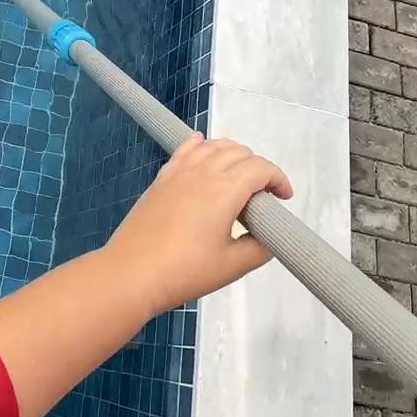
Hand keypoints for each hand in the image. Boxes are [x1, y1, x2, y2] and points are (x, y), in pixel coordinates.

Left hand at [106, 133, 292, 313]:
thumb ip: (259, 247)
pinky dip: (199, 145)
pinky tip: (201, 145)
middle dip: (258, 168)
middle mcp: (202, 172)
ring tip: (239, 177)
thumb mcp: (234, 265)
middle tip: (262, 195)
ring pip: (212, 146)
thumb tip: (265, 236)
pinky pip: (184, 150)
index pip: (261, 168)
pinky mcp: (161, 179)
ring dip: (232, 154)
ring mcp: (178, 172)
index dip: (278, 179)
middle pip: (238, 152)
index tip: (283, 199)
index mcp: (225, 189)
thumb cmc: (186, 270)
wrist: (132, 271)